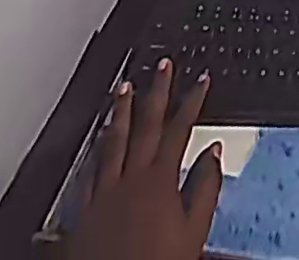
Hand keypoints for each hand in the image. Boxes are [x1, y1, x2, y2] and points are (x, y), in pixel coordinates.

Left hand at [67, 59, 221, 259]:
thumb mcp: (194, 233)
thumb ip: (205, 188)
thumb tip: (213, 152)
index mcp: (160, 180)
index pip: (179, 128)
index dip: (192, 100)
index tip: (201, 79)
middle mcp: (131, 177)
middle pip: (146, 124)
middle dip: (157, 91)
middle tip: (163, 65)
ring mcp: (106, 190)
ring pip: (115, 138)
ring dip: (122, 109)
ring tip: (126, 85)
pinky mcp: (85, 208)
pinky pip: (92, 166)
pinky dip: (97, 144)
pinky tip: (99, 132)